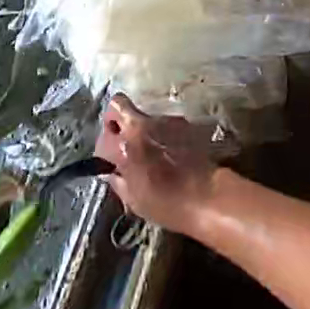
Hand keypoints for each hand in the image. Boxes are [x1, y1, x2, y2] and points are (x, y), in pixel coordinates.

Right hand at [97, 94, 219, 233]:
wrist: (205, 194)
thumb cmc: (165, 202)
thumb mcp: (131, 196)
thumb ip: (116, 175)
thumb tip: (113, 168)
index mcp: (126, 144)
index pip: (104, 129)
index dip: (105, 142)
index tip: (110, 155)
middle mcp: (145, 125)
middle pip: (121, 106)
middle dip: (118, 121)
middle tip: (124, 142)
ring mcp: (167, 120)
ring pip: (145, 117)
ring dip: (144, 130)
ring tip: (153, 154)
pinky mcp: (185, 122)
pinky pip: (165, 124)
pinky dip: (162, 134)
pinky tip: (170, 152)